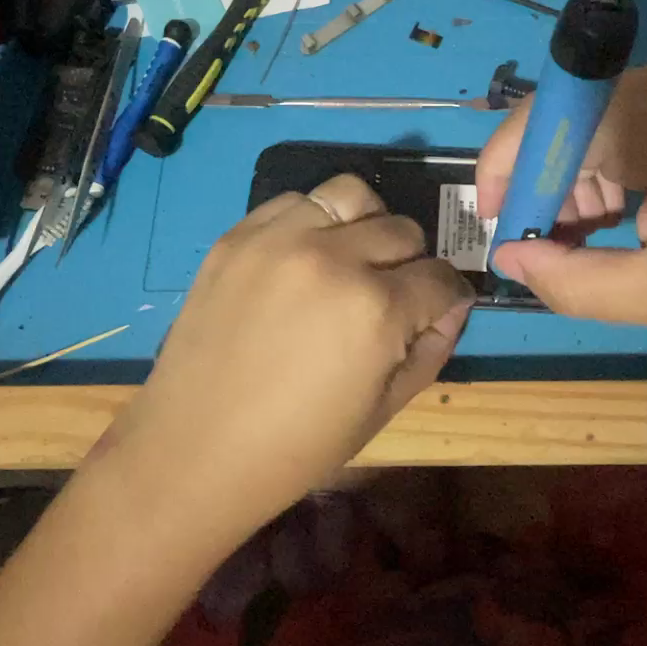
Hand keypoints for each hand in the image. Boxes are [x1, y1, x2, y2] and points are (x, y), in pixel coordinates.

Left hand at [110, 174, 472, 535]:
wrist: (195, 450)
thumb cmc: (298, 446)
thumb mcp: (385, 409)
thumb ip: (432, 347)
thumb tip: (451, 305)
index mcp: (376, 309)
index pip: (442, 277)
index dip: (448, 298)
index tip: (437, 311)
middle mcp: (333, 258)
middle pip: (403, 230)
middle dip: (412, 263)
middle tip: (392, 294)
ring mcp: (280, 240)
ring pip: (353, 195)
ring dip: (367, 225)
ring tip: (353, 258)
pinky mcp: (239, 236)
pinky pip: (296, 200)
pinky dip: (315, 221)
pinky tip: (306, 256)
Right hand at [476, 56, 646, 332]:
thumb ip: (568, 281)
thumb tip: (509, 258)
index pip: (538, 123)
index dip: (502, 174)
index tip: (501, 229)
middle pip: (569, 118)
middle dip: (547, 184)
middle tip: (557, 246)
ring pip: (604, 117)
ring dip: (585, 174)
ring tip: (605, 234)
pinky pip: (643, 114)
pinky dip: (623, 159)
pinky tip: (642, 207)